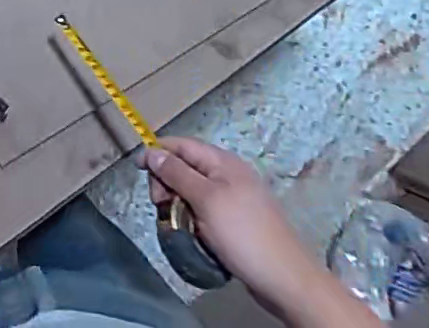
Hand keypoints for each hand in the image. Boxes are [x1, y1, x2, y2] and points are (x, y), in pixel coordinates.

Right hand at [145, 138, 334, 313]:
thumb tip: (152, 151)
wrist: (289, 284)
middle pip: (183, 167)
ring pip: (192, 192)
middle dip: (167, 184)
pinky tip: (196, 235)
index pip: (179, 144)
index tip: (139, 171)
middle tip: (162, 206)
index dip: (156, 153)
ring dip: (180, 205)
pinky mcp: (237, 222)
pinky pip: (205, 211)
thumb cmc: (244, 235)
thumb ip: (176, 173)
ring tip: (181, 226)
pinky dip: (195, 219)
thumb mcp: (205, 200)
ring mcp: (234, 199)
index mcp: (222, 162)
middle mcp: (228, 174)